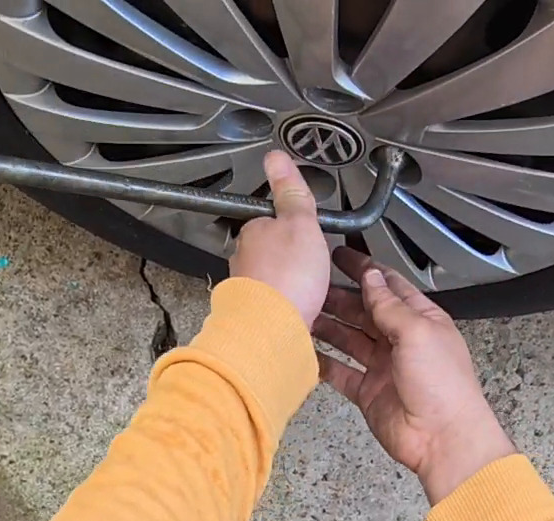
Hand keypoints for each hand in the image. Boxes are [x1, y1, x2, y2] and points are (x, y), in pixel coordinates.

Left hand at [227, 151, 330, 326]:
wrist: (271, 329)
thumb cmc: (285, 278)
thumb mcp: (300, 224)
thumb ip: (291, 193)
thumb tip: (277, 158)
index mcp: (253, 231)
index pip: (271, 219)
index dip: (292, 224)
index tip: (307, 232)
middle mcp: (243, 260)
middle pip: (269, 251)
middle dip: (286, 256)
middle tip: (310, 263)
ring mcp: (247, 289)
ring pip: (268, 279)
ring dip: (284, 283)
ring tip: (306, 290)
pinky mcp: (255, 316)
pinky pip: (272, 305)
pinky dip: (284, 306)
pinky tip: (297, 311)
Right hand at [314, 249, 515, 503]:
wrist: (442, 438)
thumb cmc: (443, 385)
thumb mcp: (417, 332)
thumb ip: (389, 304)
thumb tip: (372, 277)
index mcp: (421, 321)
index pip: (389, 286)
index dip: (365, 270)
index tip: (340, 256)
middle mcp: (402, 342)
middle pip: (364, 312)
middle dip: (339, 298)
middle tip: (311, 286)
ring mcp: (384, 368)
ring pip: (350, 340)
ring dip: (328, 327)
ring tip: (303, 313)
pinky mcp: (369, 393)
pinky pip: (342, 374)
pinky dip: (324, 363)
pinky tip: (306, 352)